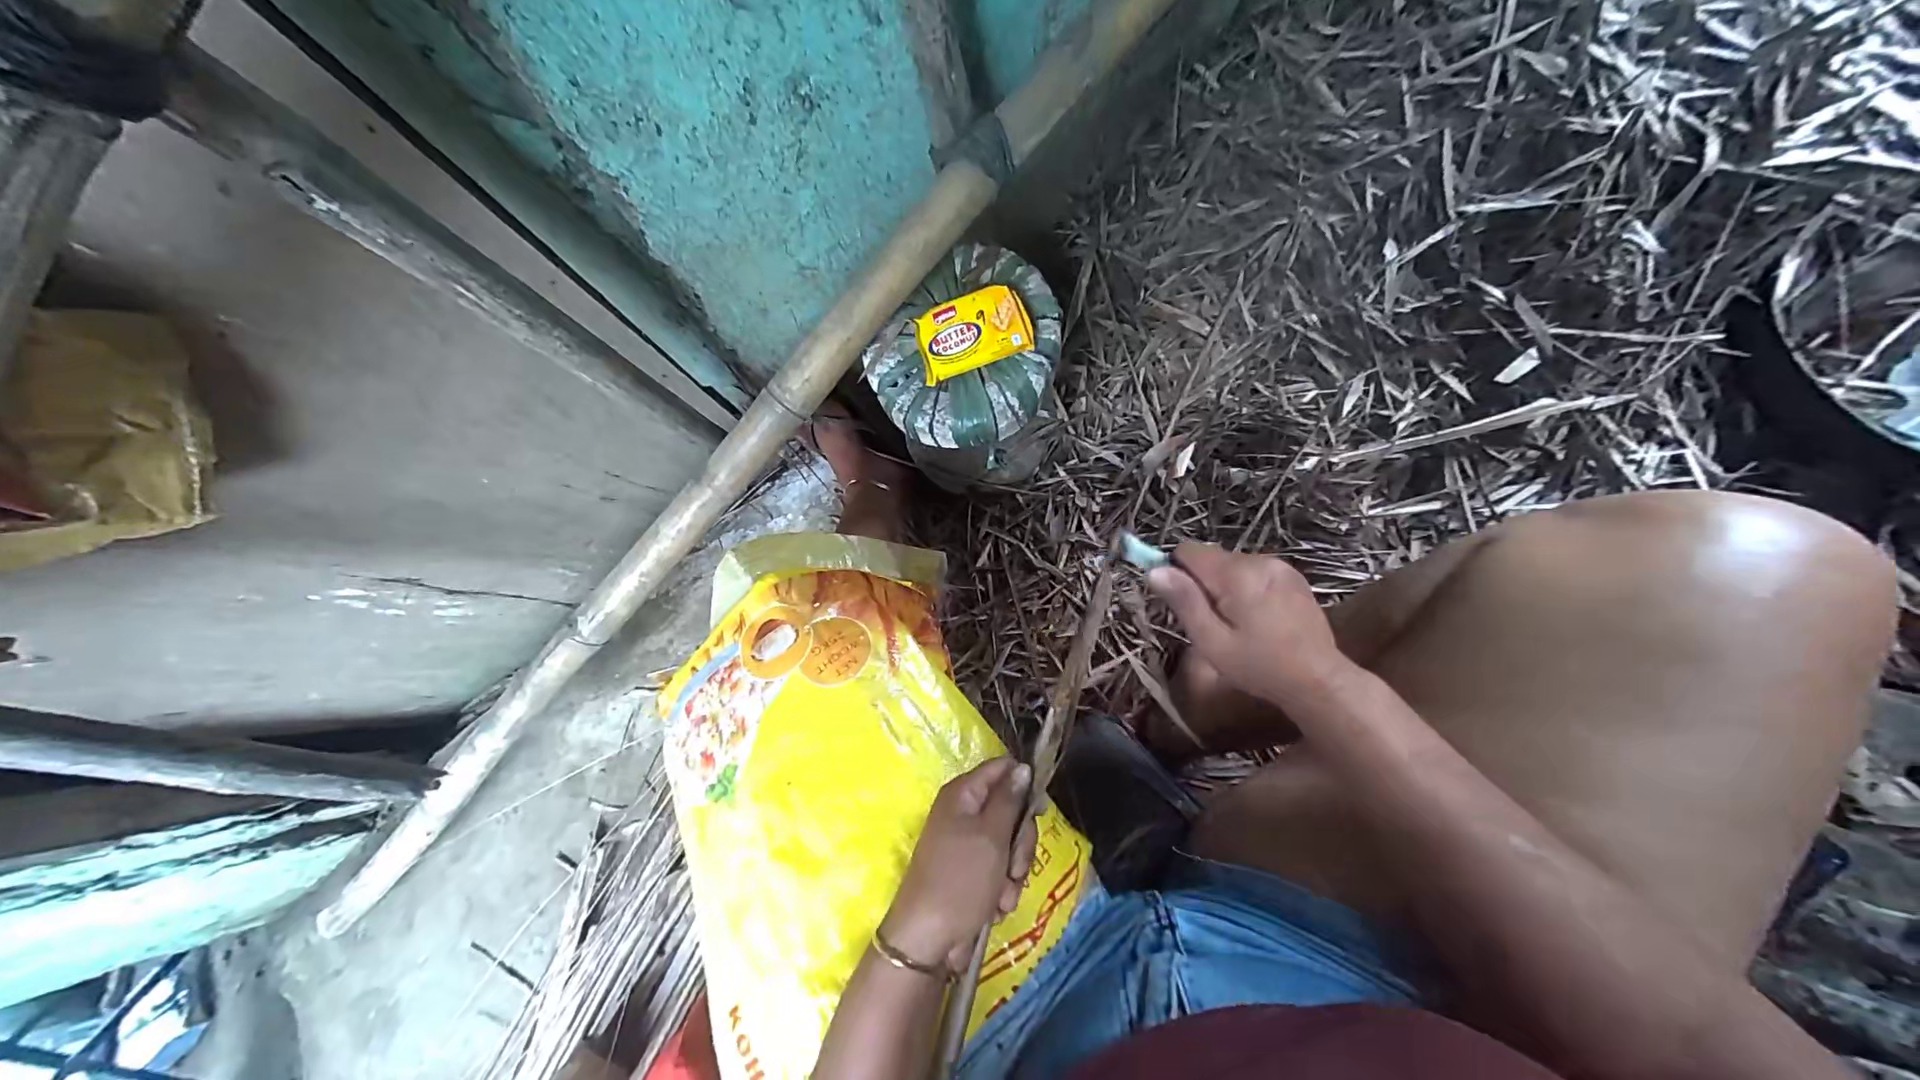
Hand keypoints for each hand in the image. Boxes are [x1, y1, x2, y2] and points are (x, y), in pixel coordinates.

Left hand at [879, 757, 1039, 971]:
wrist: (928, 939)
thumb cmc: (960, 880)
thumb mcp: (992, 836)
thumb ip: (1010, 799)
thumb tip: (1022, 767)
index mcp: (963, 794)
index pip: (1002, 769)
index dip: (1024, 785)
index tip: (1039, 811)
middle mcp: (964, 812)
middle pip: (1011, 809)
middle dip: (1020, 842)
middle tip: (1014, 865)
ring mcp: (967, 843)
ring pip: (1010, 843)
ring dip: (1014, 871)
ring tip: (1002, 894)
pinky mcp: (971, 871)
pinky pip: (1000, 869)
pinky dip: (1003, 887)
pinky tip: (995, 906)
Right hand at [1148, 543, 1351, 708]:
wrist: (1319, 680)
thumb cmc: (1260, 666)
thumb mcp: (1212, 641)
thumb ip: (1184, 602)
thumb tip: (1155, 571)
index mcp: (1237, 574)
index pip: (1188, 551)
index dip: (1176, 573)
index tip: (1181, 603)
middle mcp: (1259, 560)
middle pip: (1212, 558)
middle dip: (1203, 584)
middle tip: (1212, 623)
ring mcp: (1280, 567)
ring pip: (1232, 565)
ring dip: (1224, 587)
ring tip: (1236, 624)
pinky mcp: (1293, 577)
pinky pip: (1254, 573)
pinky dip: (1246, 589)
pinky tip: (1257, 619)